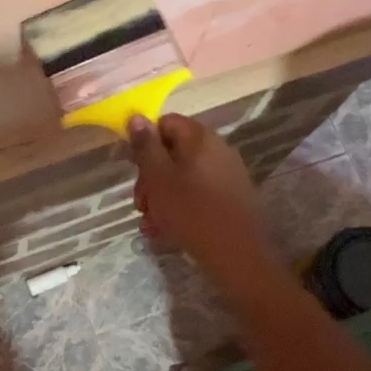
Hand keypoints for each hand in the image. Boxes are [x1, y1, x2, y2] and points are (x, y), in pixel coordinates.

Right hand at [127, 113, 279, 278]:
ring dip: (162, 197)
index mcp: (200, 138)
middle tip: (141, 204)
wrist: (237, 254)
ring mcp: (227, 173)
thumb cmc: (191, 211)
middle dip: (151, 177)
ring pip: (183, 177)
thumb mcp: (158, 178)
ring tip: (151, 224)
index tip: (134, 169)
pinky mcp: (231, 197)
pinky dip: (180, 206)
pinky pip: (198, 193)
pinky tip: (167, 230)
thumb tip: (137, 116)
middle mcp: (217, 149)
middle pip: (173, 152)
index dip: (145, 143)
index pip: (165, 123)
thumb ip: (146, 146)